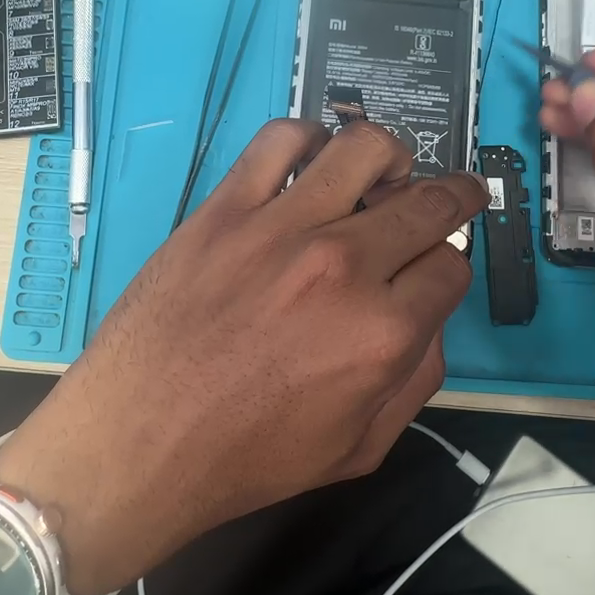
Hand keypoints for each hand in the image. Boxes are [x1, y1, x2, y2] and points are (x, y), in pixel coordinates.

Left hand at [0, 118, 487, 594]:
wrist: (139, 438)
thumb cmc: (248, 456)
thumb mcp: (358, 448)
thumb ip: (416, 380)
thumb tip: (430, 317)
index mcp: (383, 333)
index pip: (451, 266)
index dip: (449, 267)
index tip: (433, 268)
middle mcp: (344, 265)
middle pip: (426, 201)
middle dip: (454, 197)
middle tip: (453, 195)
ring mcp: (281, 226)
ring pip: (364, 148)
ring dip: (391, 155)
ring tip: (384, 170)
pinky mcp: (226, 206)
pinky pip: (280, 140)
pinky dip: (307, 138)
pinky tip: (309, 161)